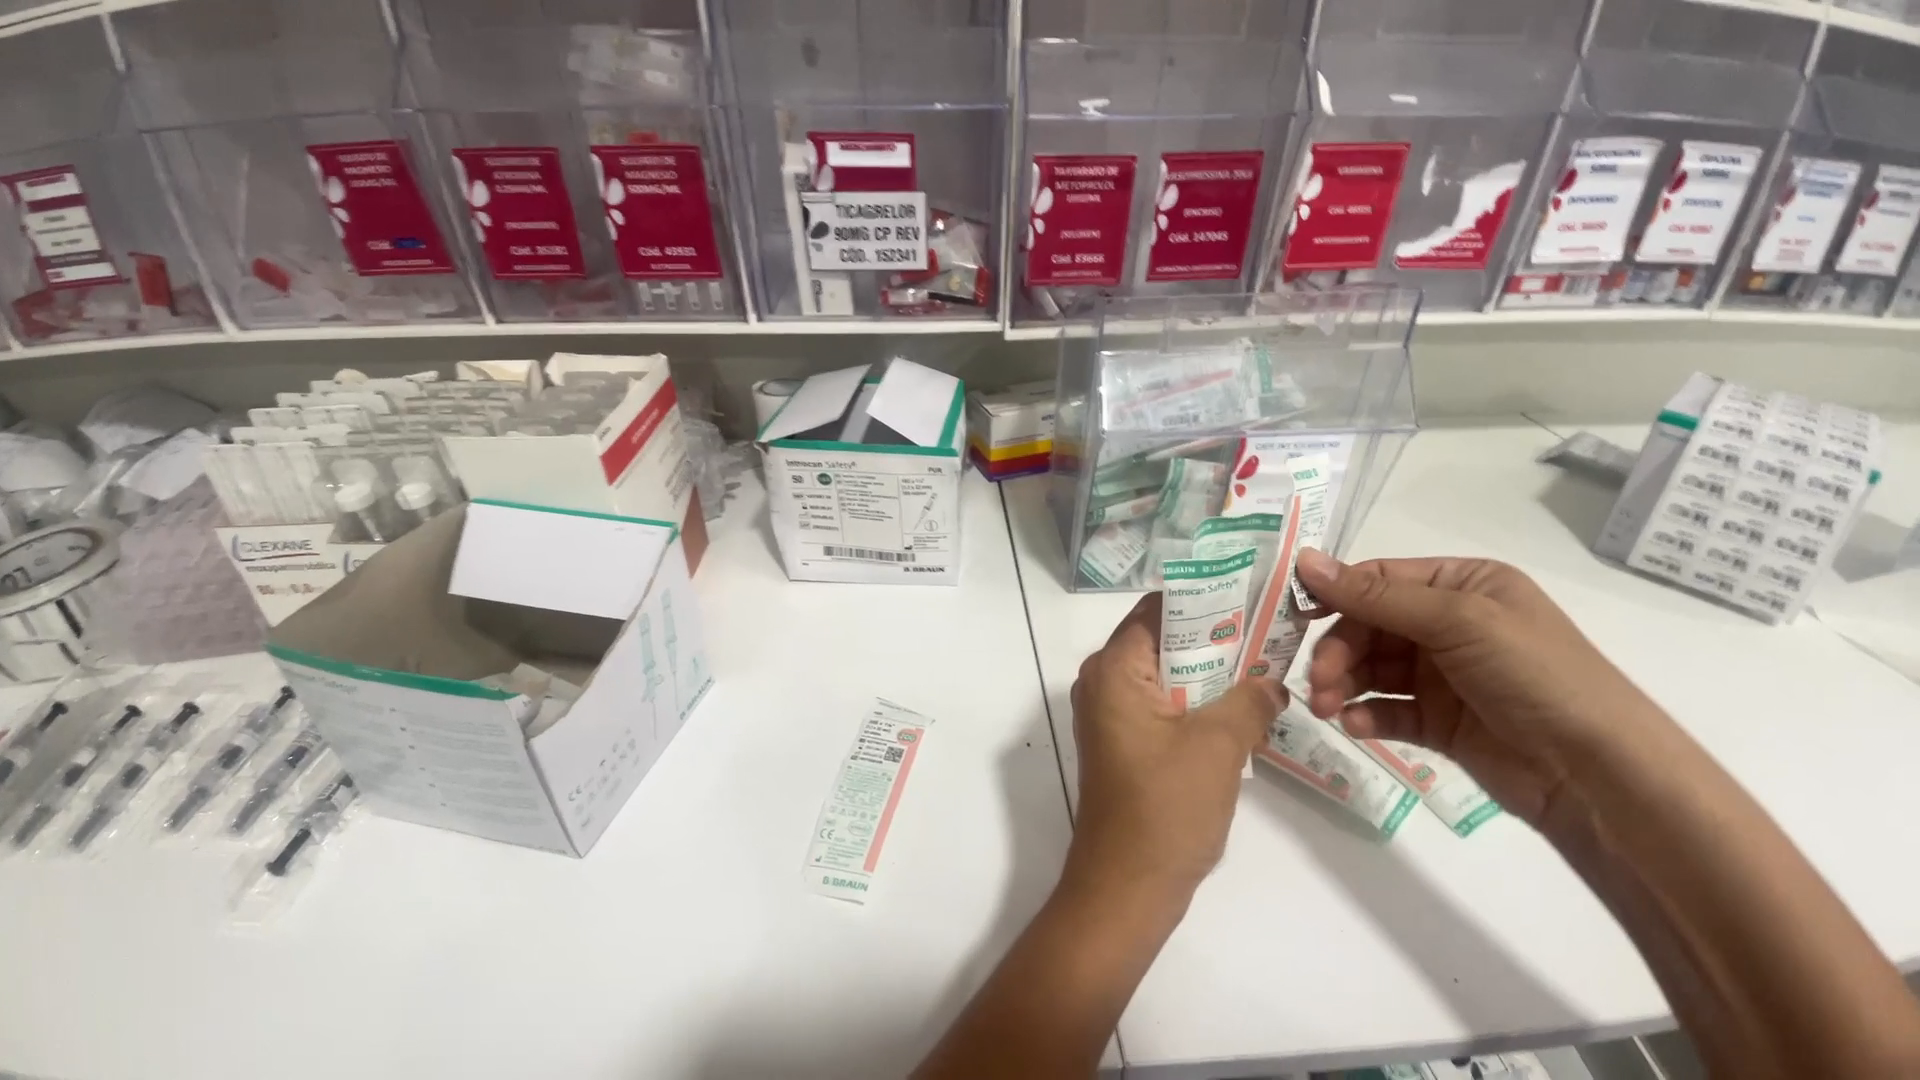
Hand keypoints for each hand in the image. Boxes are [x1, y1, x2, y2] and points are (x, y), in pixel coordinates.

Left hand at [1067, 594, 1284, 900]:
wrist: (1127, 886)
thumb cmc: (1166, 807)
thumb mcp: (1219, 744)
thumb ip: (1250, 699)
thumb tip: (1273, 682)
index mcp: (1114, 669)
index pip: (1159, 610)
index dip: (1207, 600)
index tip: (1256, 597)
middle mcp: (1103, 682)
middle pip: (1164, 641)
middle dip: (1218, 638)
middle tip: (1275, 633)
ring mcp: (1111, 716)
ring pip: (1168, 676)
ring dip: (1212, 675)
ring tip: (1269, 669)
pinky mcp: (1124, 745)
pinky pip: (1164, 707)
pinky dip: (1198, 705)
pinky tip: (1243, 713)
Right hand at [1294, 548, 1668, 826]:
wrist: (1597, 773)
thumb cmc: (1534, 675)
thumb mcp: (1456, 621)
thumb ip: (1376, 595)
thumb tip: (1304, 559)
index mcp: (1462, 585)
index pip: (1378, 580)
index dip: (1334, 597)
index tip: (1293, 621)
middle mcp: (1450, 625)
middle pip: (1368, 628)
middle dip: (1338, 653)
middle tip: (1318, 683)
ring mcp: (1444, 676)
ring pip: (1371, 671)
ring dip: (1343, 686)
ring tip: (1328, 710)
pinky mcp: (1440, 722)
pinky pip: (1387, 710)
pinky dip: (1366, 716)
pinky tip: (1357, 727)